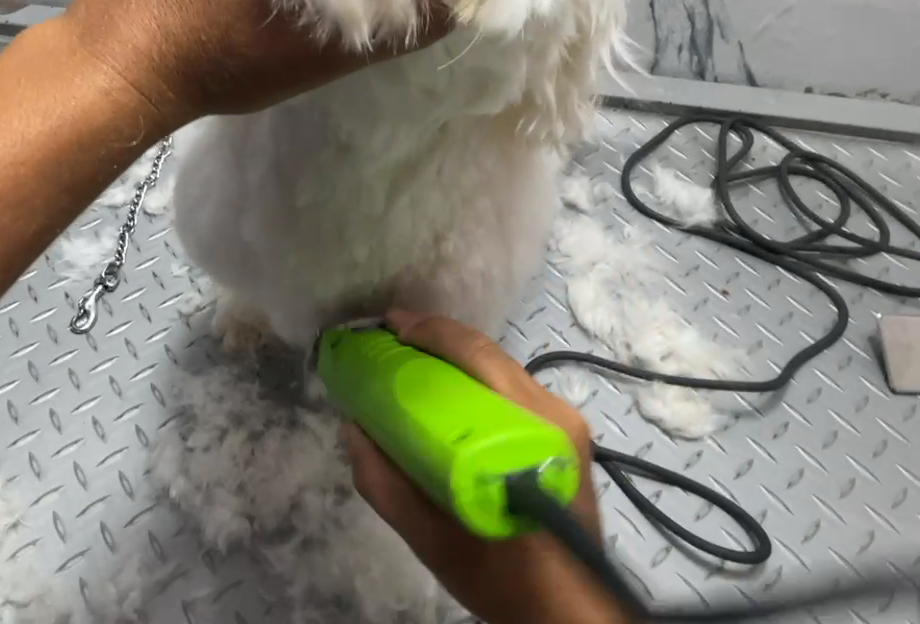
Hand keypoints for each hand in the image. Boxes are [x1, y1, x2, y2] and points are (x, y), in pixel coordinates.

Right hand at [344, 310, 632, 623]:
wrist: (566, 609)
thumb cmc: (501, 574)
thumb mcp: (432, 539)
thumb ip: (385, 484)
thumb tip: (352, 427)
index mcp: (530, 429)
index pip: (476, 356)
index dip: (429, 332)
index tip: (388, 325)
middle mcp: (554, 411)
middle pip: (488, 353)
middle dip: (435, 337)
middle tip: (391, 336)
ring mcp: (565, 419)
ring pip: (501, 365)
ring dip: (454, 355)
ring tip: (412, 356)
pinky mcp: (566, 431)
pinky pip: (511, 387)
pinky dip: (473, 377)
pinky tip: (446, 388)